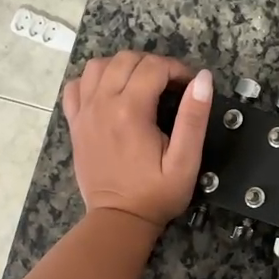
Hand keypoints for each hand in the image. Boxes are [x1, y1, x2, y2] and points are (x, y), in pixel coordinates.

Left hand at [62, 51, 212, 228]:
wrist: (118, 220)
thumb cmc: (156, 193)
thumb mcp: (185, 161)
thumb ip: (194, 118)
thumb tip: (203, 79)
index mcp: (131, 111)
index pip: (154, 67)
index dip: (178, 69)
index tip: (191, 85)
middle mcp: (102, 104)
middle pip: (126, 59)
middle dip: (153, 64)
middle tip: (171, 86)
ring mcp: (84, 112)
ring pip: (98, 66)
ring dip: (123, 66)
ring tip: (142, 84)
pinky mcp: (75, 123)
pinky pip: (76, 86)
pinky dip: (93, 80)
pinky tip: (110, 93)